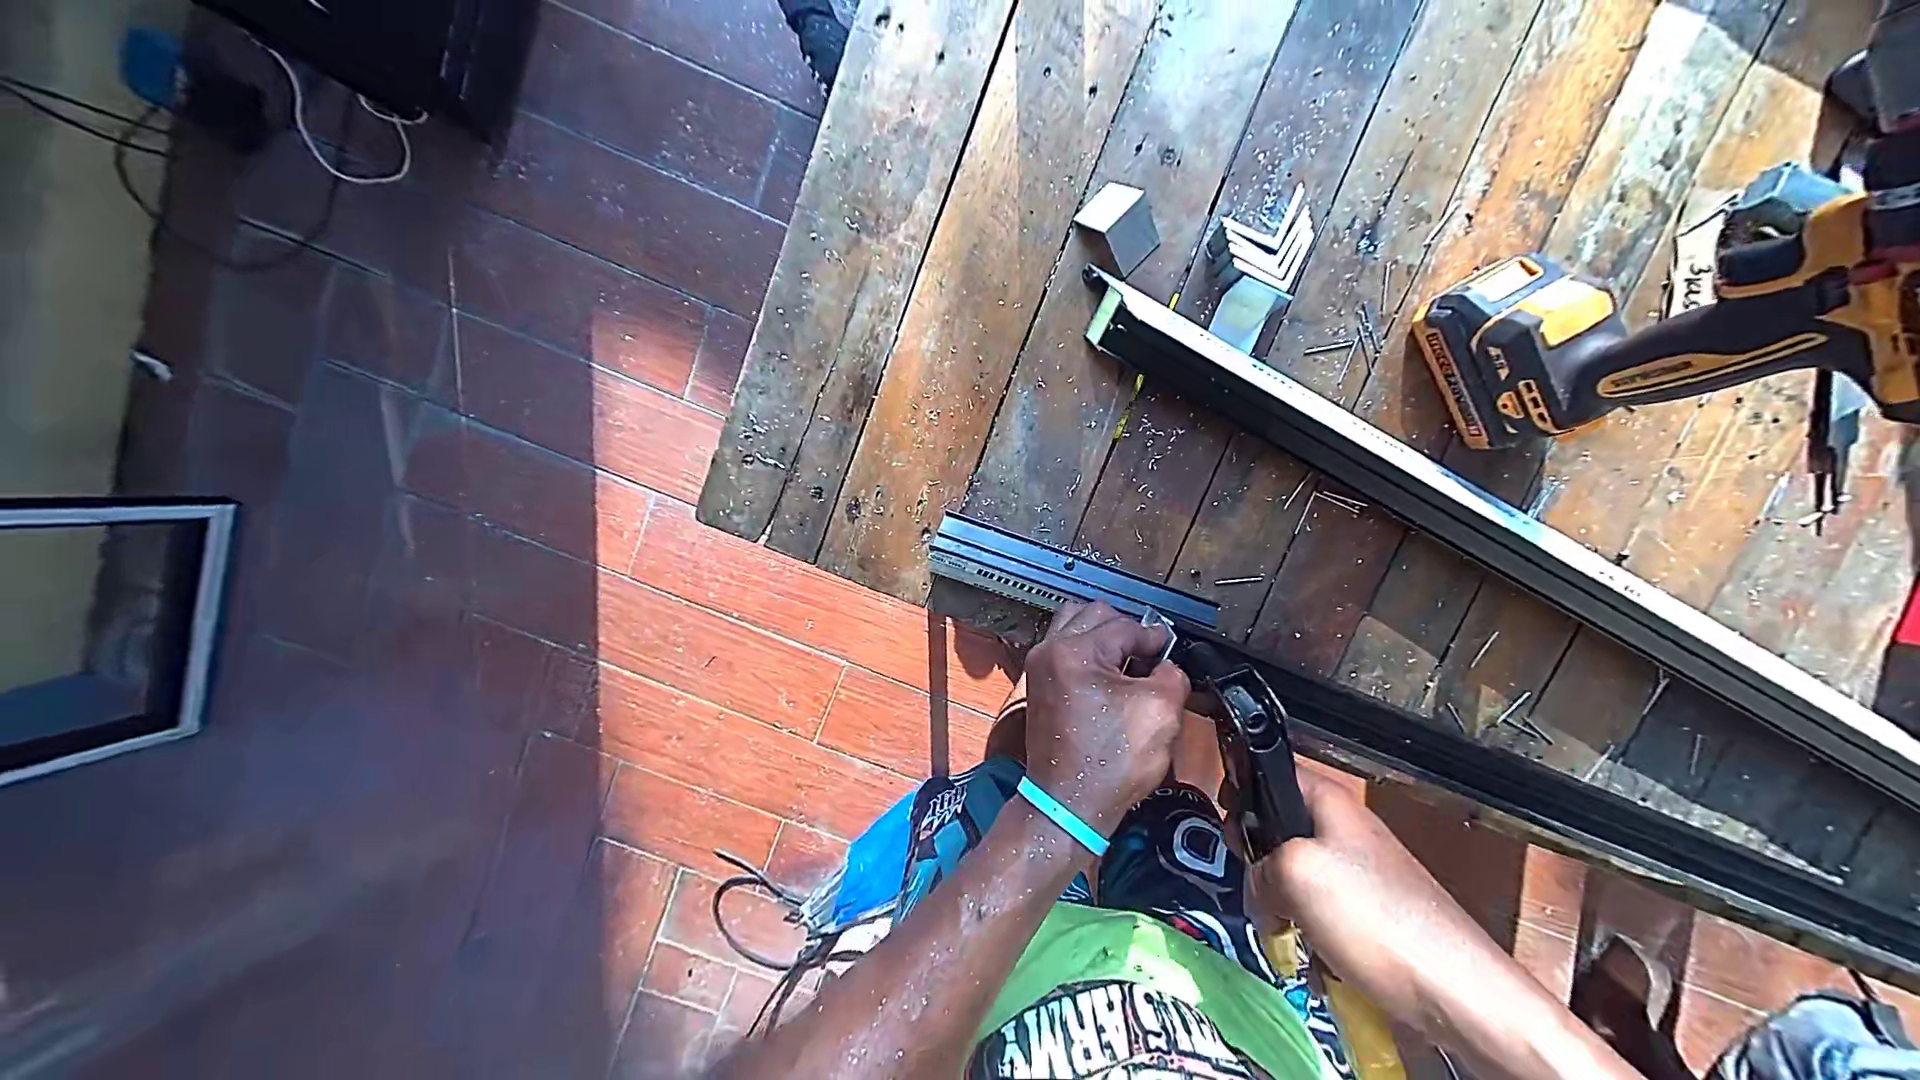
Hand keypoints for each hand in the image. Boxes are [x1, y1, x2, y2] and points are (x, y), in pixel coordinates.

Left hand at [1021, 602, 1190, 835]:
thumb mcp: (1161, 712)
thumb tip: (1166, 663)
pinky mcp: (1040, 685)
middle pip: (1096, 615)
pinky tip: (1109, 675)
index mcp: (1073, 652)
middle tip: (1150, 655)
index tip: (1168, 649)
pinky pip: (1065, 648)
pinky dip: (1089, 652)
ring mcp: (1040, 668)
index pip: (1124, 626)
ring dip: (1105, 636)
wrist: (1070, 804)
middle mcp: (1049, 652)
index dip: (1155, 638)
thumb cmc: (1106, 765)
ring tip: (1128, 662)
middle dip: (1127, 631)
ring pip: (1076, 626)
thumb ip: (1172, 674)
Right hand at [1248, 769, 1432, 942]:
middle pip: (1277, 829)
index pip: (1269, 773)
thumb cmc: (1378, 918)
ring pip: (1295, 876)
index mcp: (1330, 801)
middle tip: (1257, 883)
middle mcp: (1344, 830)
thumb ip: (1257, 867)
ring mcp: (1360, 875)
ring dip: (1282, 903)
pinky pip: (1320, 913)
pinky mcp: (1371, 917)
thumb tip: (1260, 891)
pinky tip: (1315, 957)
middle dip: (1259, 859)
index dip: (1241, 792)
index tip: (1230, 825)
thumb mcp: (1293, 872)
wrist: (1459, 997)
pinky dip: (1308, 933)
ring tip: (1286, 927)